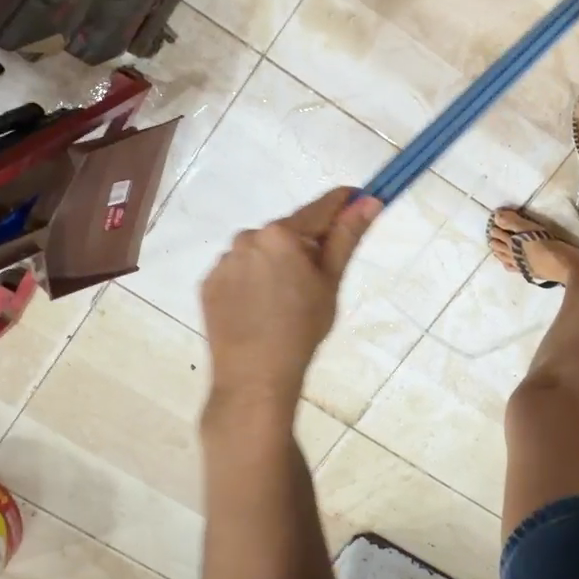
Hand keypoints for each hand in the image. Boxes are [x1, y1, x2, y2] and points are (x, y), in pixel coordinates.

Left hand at [201, 188, 382, 411]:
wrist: (254, 378)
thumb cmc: (302, 328)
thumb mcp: (331, 280)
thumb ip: (347, 235)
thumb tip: (370, 201)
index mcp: (281, 233)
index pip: (321, 207)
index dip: (344, 203)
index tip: (361, 201)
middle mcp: (248, 237)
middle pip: (289, 230)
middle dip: (306, 243)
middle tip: (320, 276)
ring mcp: (224, 261)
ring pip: (262, 250)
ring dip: (278, 260)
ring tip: (286, 298)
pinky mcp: (208, 283)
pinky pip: (239, 270)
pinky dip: (254, 279)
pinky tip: (262, 306)